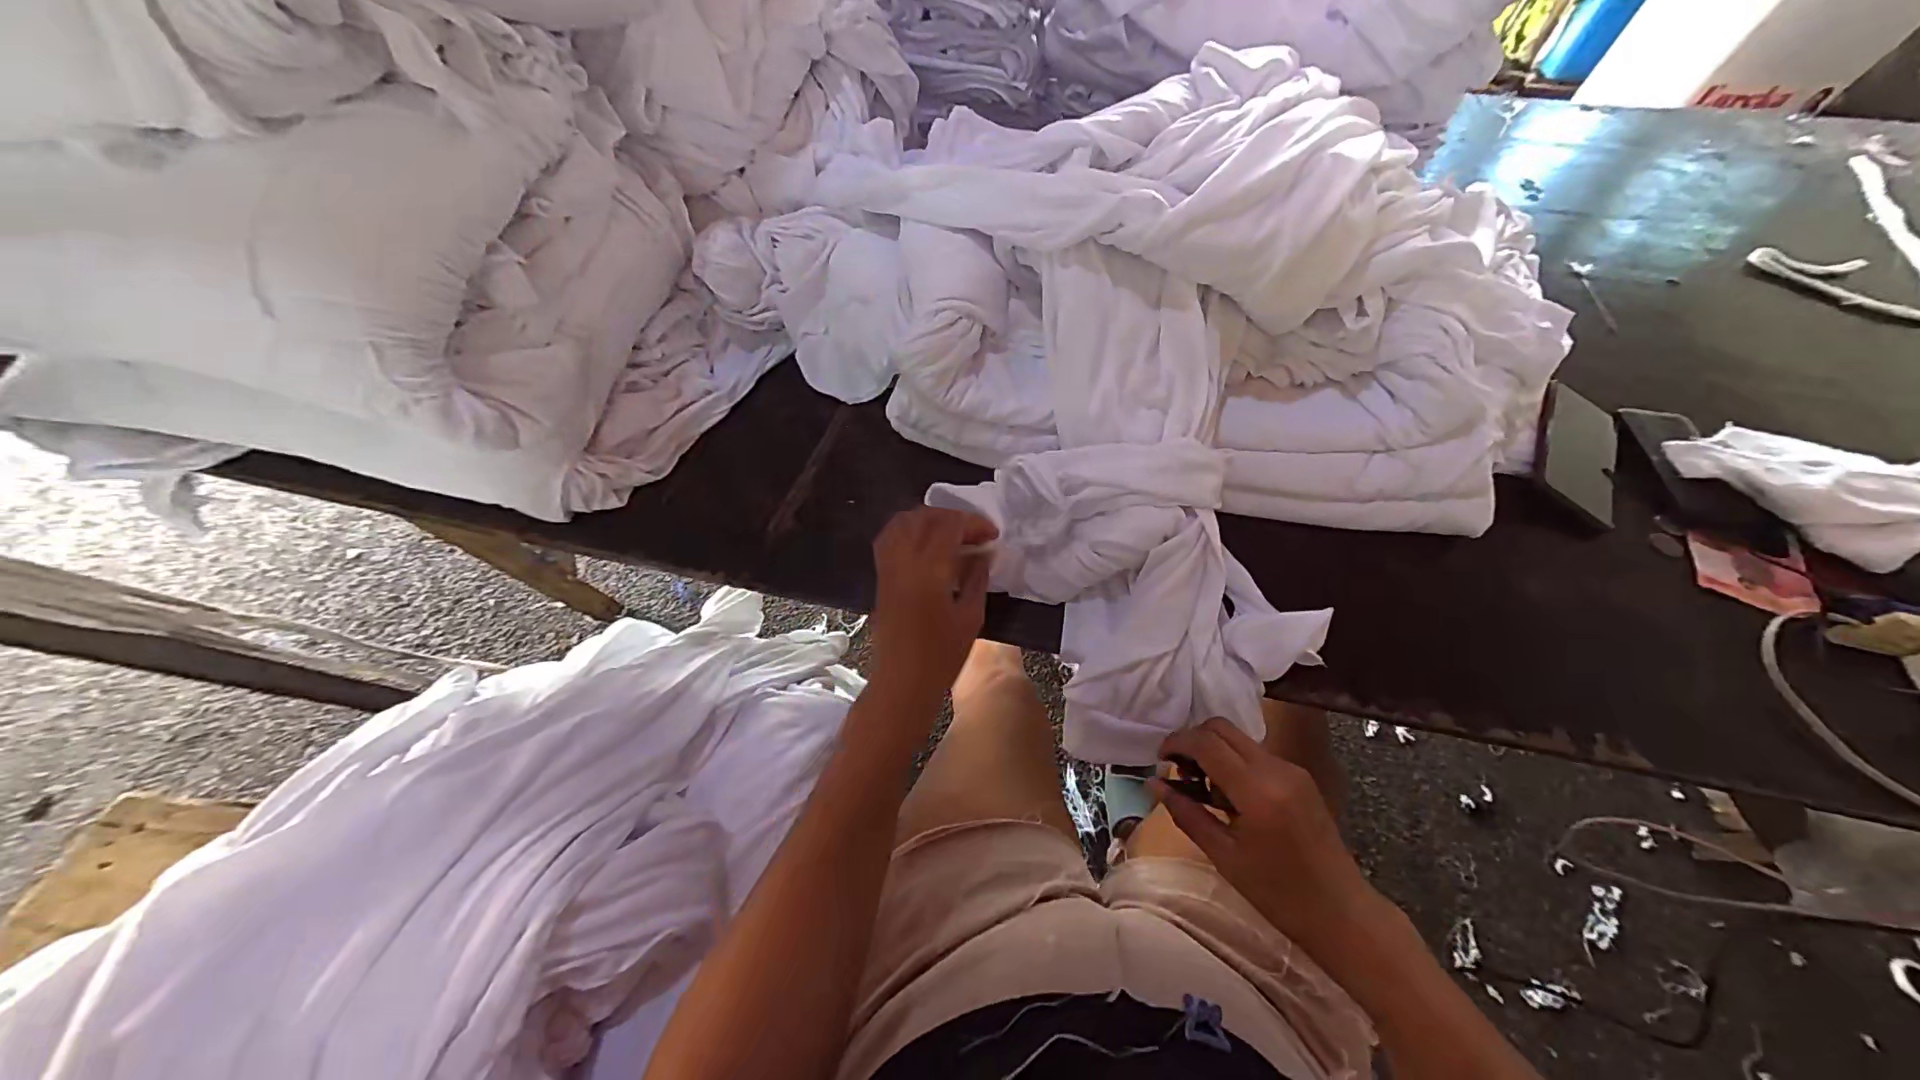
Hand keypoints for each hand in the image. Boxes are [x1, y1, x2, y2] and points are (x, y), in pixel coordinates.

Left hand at [867, 507, 998, 697]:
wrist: (902, 683)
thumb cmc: (942, 656)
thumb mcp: (971, 616)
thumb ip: (977, 578)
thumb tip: (983, 554)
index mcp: (928, 569)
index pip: (949, 526)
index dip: (973, 523)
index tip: (992, 534)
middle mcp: (903, 561)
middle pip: (924, 517)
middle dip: (951, 517)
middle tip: (974, 532)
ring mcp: (888, 568)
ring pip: (902, 522)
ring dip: (928, 519)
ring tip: (951, 534)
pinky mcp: (881, 578)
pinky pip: (891, 538)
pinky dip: (910, 531)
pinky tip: (928, 545)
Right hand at [1150, 718, 1381, 941]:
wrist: (1342, 913)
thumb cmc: (1278, 894)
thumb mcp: (1223, 855)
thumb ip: (1186, 813)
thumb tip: (1154, 783)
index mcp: (1257, 790)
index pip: (1206, 742)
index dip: (1176, 743)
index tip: (1159, 761)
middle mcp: (1276, 769)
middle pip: (1221, 728)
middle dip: (1192, 741)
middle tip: (1178, 772)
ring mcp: (1292, 770)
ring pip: (1239, 738)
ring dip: (1213, 751)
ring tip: (1201, 788)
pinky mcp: (1300, 777)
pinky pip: (1256, 754)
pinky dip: (1232, 762)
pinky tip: (1227, 796)